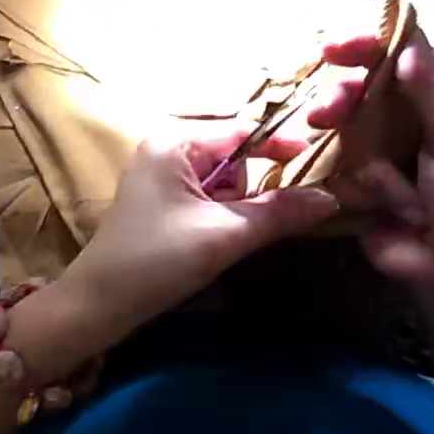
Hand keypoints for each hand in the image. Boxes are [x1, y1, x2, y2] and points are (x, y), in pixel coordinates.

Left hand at [61, 129, 339, 336]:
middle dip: (250, 186)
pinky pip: (207, 195)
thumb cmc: (157, 260)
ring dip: (236, 205)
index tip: (317, 158)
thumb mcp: (223, 235)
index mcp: (174, 141)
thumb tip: (332, 198)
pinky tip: (213, 239)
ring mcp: (162, 174)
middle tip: (249, 220)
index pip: (242, 130)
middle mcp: (166, 147)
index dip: (280, 144)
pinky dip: (221, 214)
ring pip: (223, 179)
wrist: (100, 303)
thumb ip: (278, 213)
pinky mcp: (162, 199)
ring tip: (221, 237)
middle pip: (234, 154)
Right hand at [307, 31, 433, 312]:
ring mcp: (380, 152)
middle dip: (343, 98)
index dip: (372, 45)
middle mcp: (410, 120)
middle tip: (326, 112)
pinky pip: (335, 167)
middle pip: (364, 88)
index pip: (408, 55)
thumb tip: (408, 48)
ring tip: (357, 172)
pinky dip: (343, 181)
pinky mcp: (357, 184)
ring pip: (343, 127)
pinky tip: (361, 202)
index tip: (335, 48)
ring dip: (342, 143)